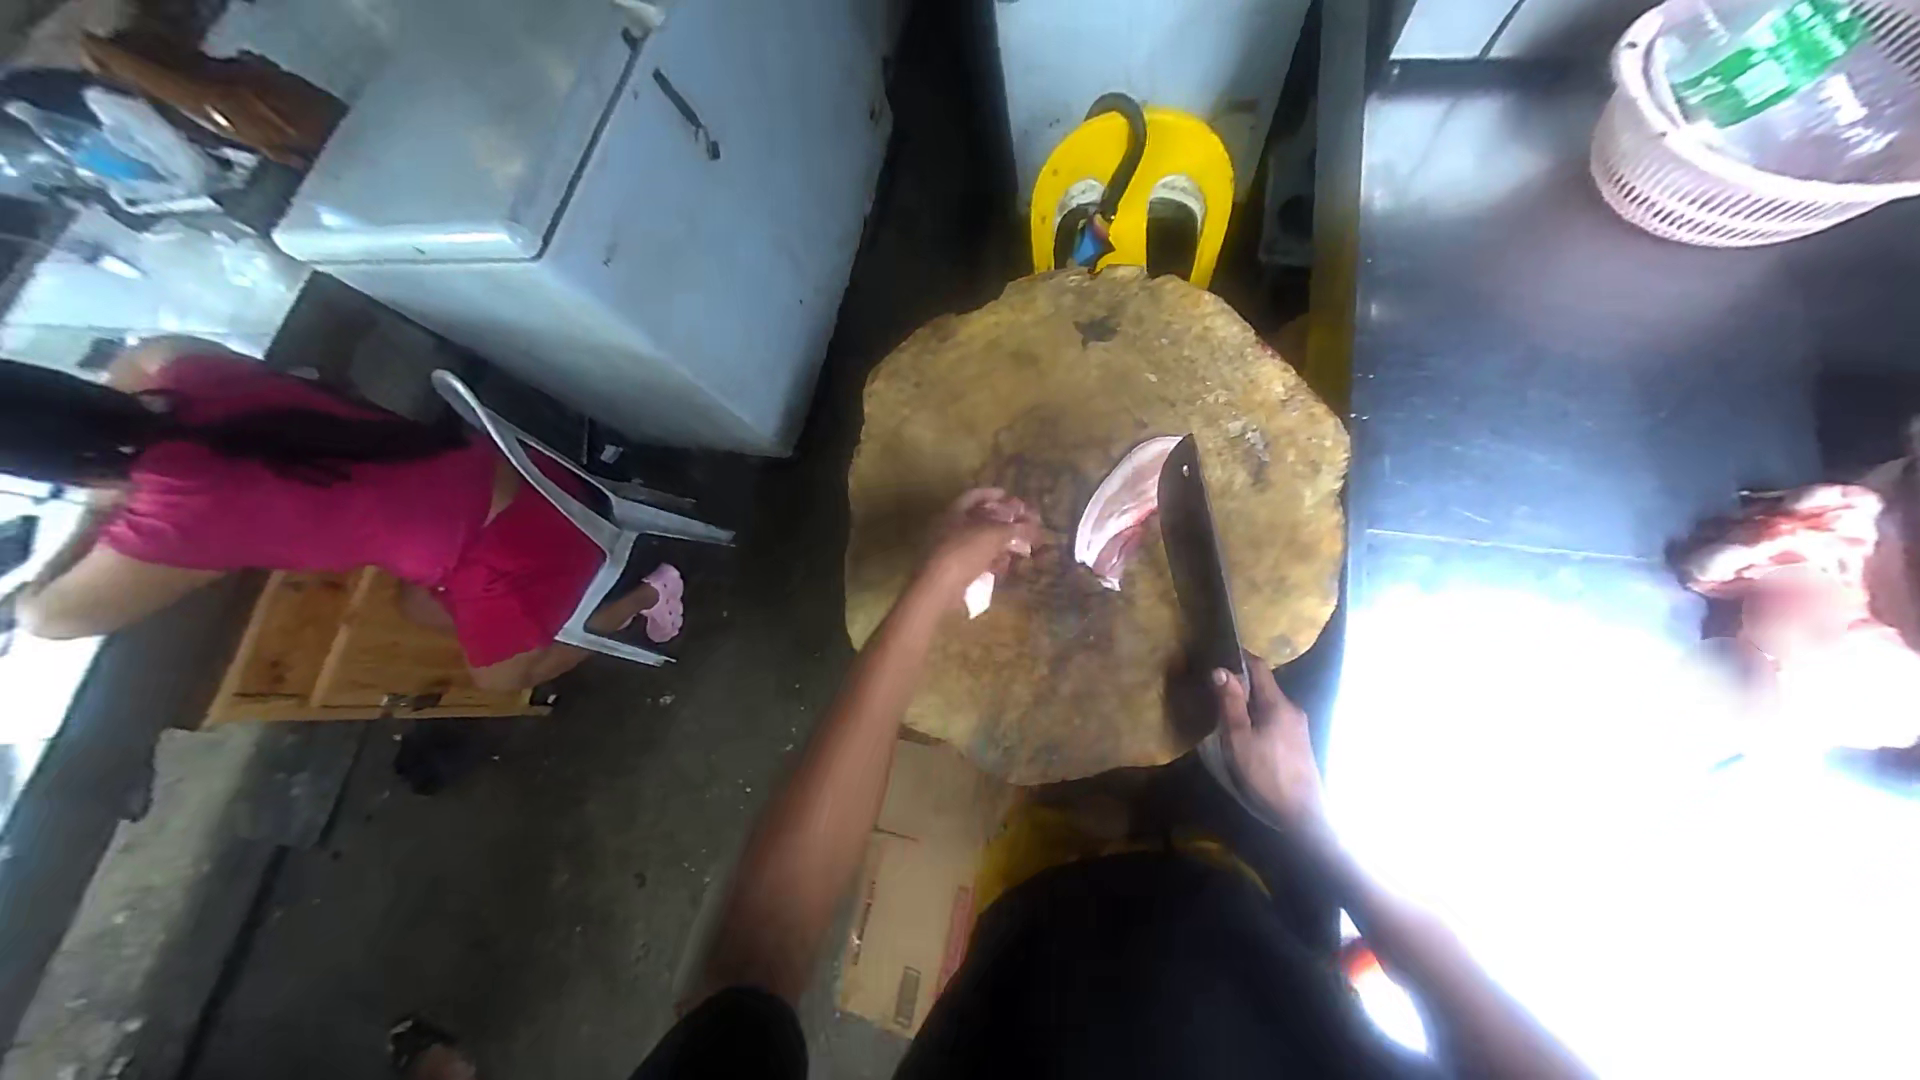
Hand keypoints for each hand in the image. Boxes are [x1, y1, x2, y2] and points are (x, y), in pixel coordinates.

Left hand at [915, 488, 1040, 608]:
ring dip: (1000, 543)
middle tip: (1022, 525)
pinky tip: (1004, 566)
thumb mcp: (994, 534)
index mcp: (955, 511)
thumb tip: (1030, 525)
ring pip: (980, 542)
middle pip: (980, 519)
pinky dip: (991, 560)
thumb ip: (1014, 527)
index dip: (993, 493)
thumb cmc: (965, 551)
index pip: (975, 495)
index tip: (1010, 496)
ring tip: (1019, 548)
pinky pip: (976, 560)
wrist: (939, 587)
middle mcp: (950, 527)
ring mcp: (950, 549)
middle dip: (1003, 522)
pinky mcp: (953, 569)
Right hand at [1212, 654, 1327, 833]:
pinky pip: (1273, 717)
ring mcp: (1297, 726)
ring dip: (1247, 701)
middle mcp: (1292, 709)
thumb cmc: (1266, 774)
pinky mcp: (1297, 742)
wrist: (1303, 816)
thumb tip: (1221, 669)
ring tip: (1223, 707)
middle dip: (1239, 681)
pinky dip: (1255, 715)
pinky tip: (1243, 730)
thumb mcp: (1239, 738)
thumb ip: (1230, 703)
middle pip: (1263, 685)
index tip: (1217, 654)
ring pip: (1267, 702)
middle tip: (1213, 685)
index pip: (1259, 667)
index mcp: (1278, 703)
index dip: (1239, 657)